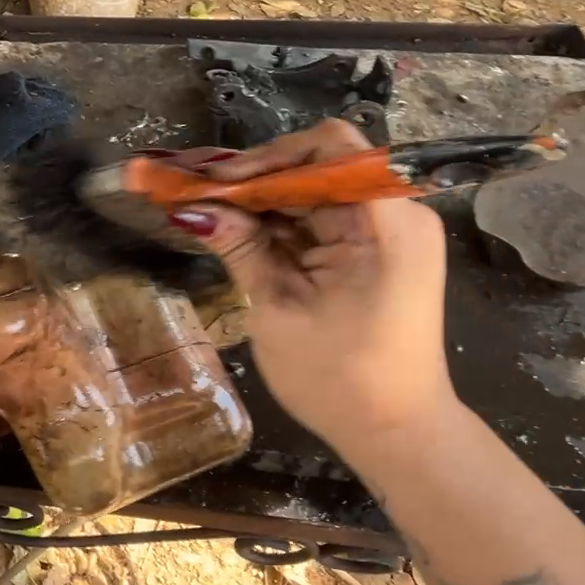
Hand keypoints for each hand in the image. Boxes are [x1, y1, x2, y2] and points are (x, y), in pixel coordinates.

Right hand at [169, 120, 458, 450]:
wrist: (395, 434)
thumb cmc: (341, 378)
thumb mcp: (280, 308)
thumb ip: (241, 247)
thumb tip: (189, 207)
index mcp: (387, 224)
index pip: (331, 150)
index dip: (270, 157)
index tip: (219, 183)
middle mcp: (391, 215)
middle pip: (315, 167)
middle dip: (252, 177)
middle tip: (192, 189)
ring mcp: (379, 232)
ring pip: (307, 191)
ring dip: (255, 198)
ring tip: (199, 203)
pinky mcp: (364, 250)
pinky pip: (311, 218)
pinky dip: (271, 220)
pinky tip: (228, 223)